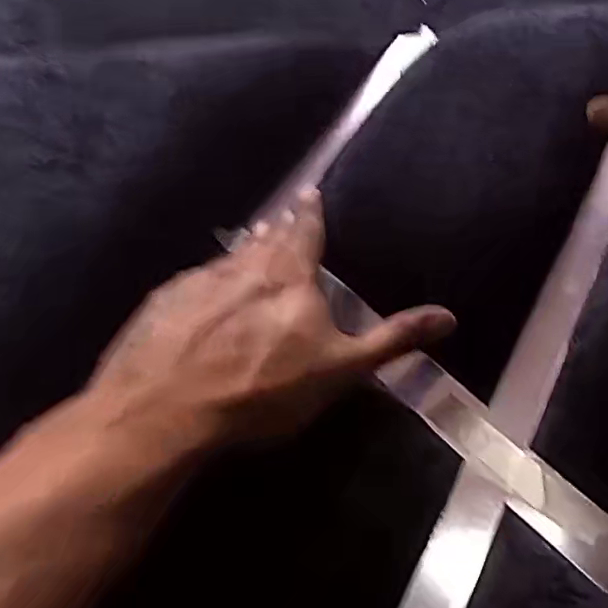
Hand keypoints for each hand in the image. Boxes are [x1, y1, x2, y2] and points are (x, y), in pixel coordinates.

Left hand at [75, 191, 454, 459]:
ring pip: (229, 257)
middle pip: (265, 239)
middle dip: (279, 225)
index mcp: (289, 278)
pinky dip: (211, 277)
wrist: (157, 416)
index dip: (310, 212)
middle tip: (285, 212)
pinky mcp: (159, 308)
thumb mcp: (342, 368)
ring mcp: (194, 286)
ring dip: (246, 247)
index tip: (310, 191)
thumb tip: (450, 316)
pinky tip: (207, 290)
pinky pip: (195, 280)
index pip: (305, 233)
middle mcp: (242, 270)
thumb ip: (394, 338)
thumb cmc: (263, 388)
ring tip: (254, 241)